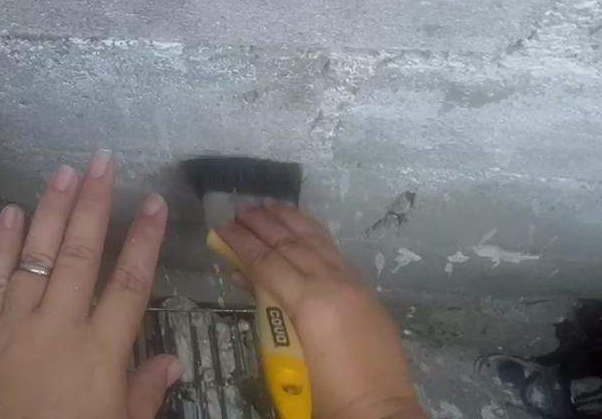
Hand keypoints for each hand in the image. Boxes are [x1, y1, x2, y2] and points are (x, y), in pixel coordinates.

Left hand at [0, 152, 184, 418]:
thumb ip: (143, 395)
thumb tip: (173, 361)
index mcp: (99, 355)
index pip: (129, 284)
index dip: (145, 240)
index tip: (155, 201)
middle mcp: (58, 328)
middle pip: (81, 253)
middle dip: (94, 203)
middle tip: (102, 160)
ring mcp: (15, 326)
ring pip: (36, 255)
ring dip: (51, 210)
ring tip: (64, 171)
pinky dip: (1, 244)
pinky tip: (9, 210)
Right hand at [218, 203, 424, 418]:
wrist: (380, 416)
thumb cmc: (324, 395)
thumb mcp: (286, 356)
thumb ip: (266, 311)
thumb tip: (243, 277)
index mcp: (310, 304)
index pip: (267, 261)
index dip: (241, 242)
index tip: (221, 226)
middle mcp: (331, 283)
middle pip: (289, 243)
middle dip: (260, 223)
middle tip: (237, 209)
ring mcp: (350, 282)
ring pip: (314, 238)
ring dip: (287, 218)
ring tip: (265, 204)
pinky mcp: (362, 287)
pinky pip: (332, 248)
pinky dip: (312, 230)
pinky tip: (300, 221)